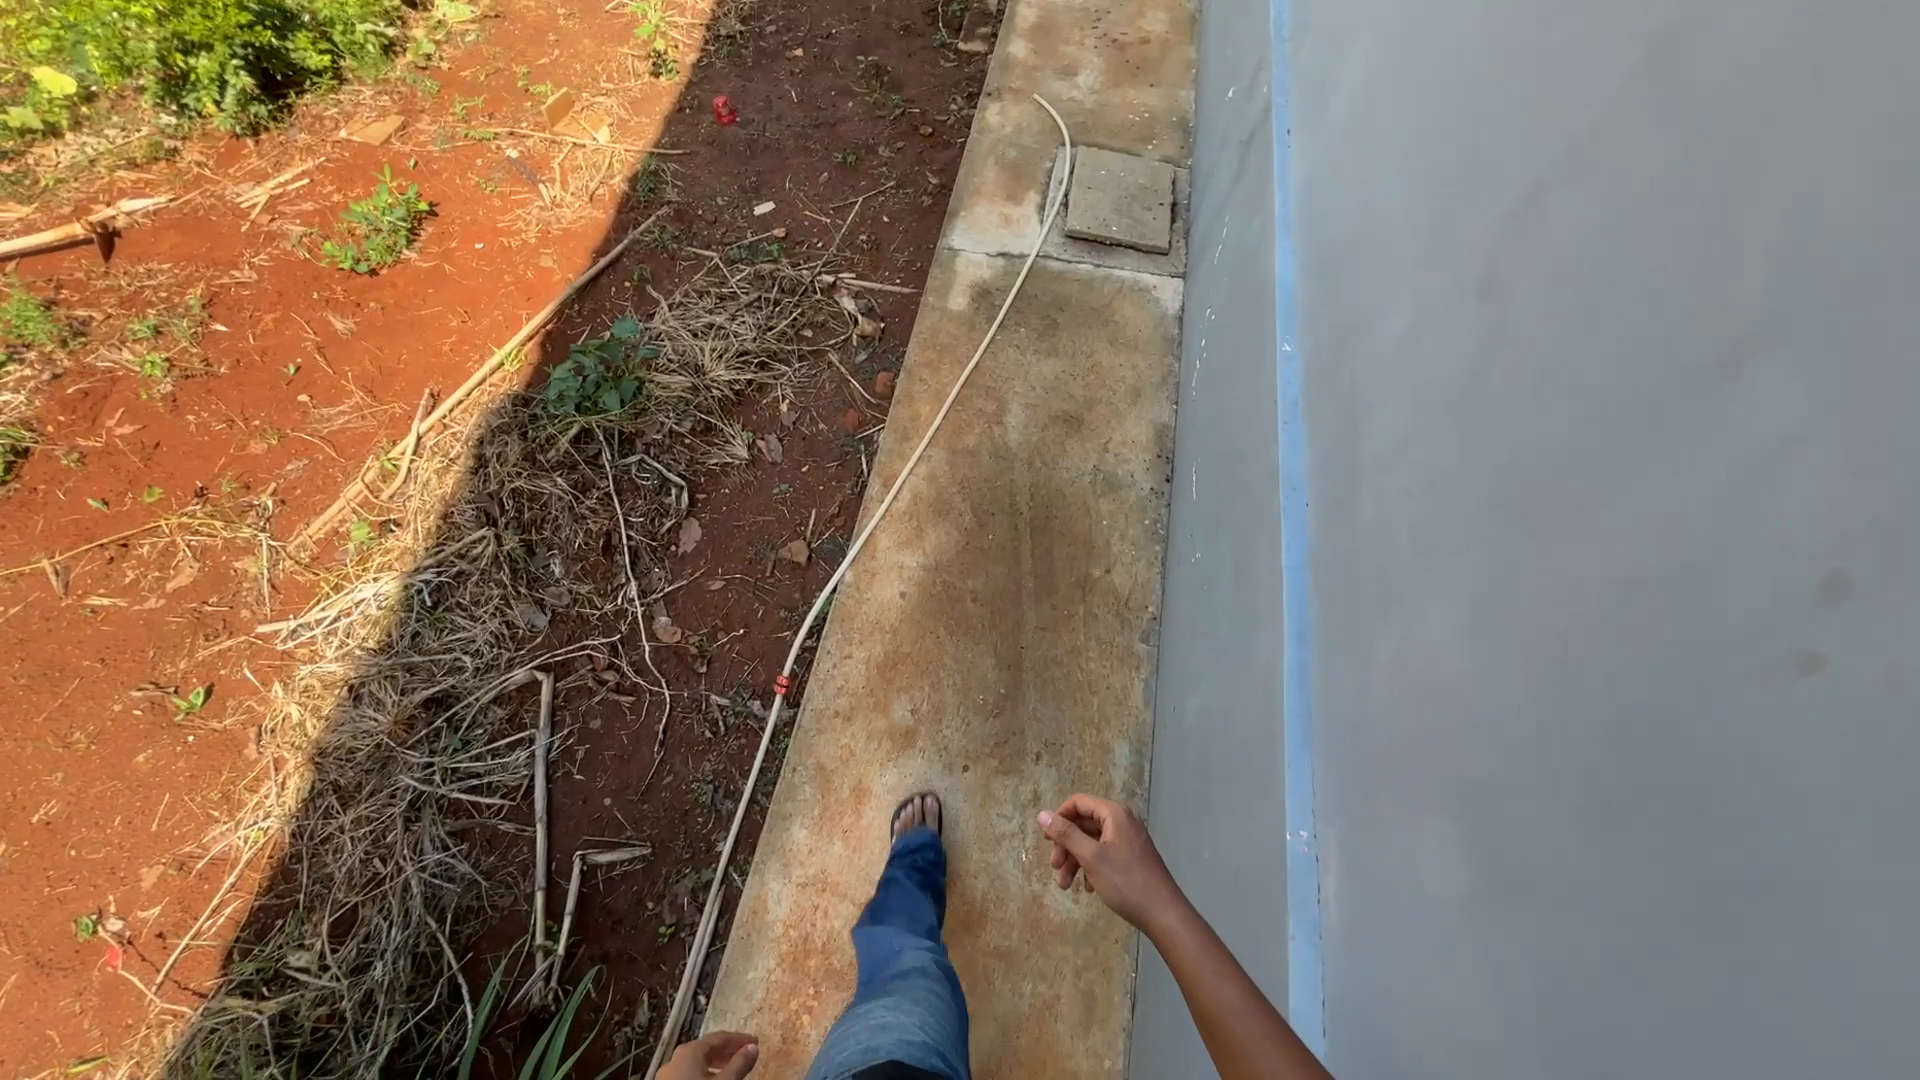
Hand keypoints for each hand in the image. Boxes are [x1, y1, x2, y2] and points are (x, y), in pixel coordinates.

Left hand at [657, 1031, 758, 1079]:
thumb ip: (739, 1064)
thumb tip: (753, 1047)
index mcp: (689, 1051)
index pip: (719, 1037)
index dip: (739, 1039)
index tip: (756, 1043)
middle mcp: (675, 1059)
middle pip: (706, 1050)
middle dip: (727, 1052)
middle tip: (745, 1056)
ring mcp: (666, 1077)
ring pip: (696, 1065)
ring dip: (716, 1066)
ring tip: (731, 1073)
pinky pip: (688, 1077)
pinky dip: (703, 1077)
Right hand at [1037, 794, 1187, 934]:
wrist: (1164, 915)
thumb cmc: (1126, 882)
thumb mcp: (1091, 857)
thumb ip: (1066, 834)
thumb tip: (1042, 814)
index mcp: (1114, 814)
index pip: (1078, 803)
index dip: (1059, 818)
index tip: (1046, 840)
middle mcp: (1122, 822)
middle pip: (1083, 824)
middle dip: (1065, 845)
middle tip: (1054, 867)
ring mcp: (1128, 841)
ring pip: (1091, 842)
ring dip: (1075, 860)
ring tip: (1065, 885)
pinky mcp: (1131, 859)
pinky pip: (1103, 855)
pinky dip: (1091, 868)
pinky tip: (1088, 888)